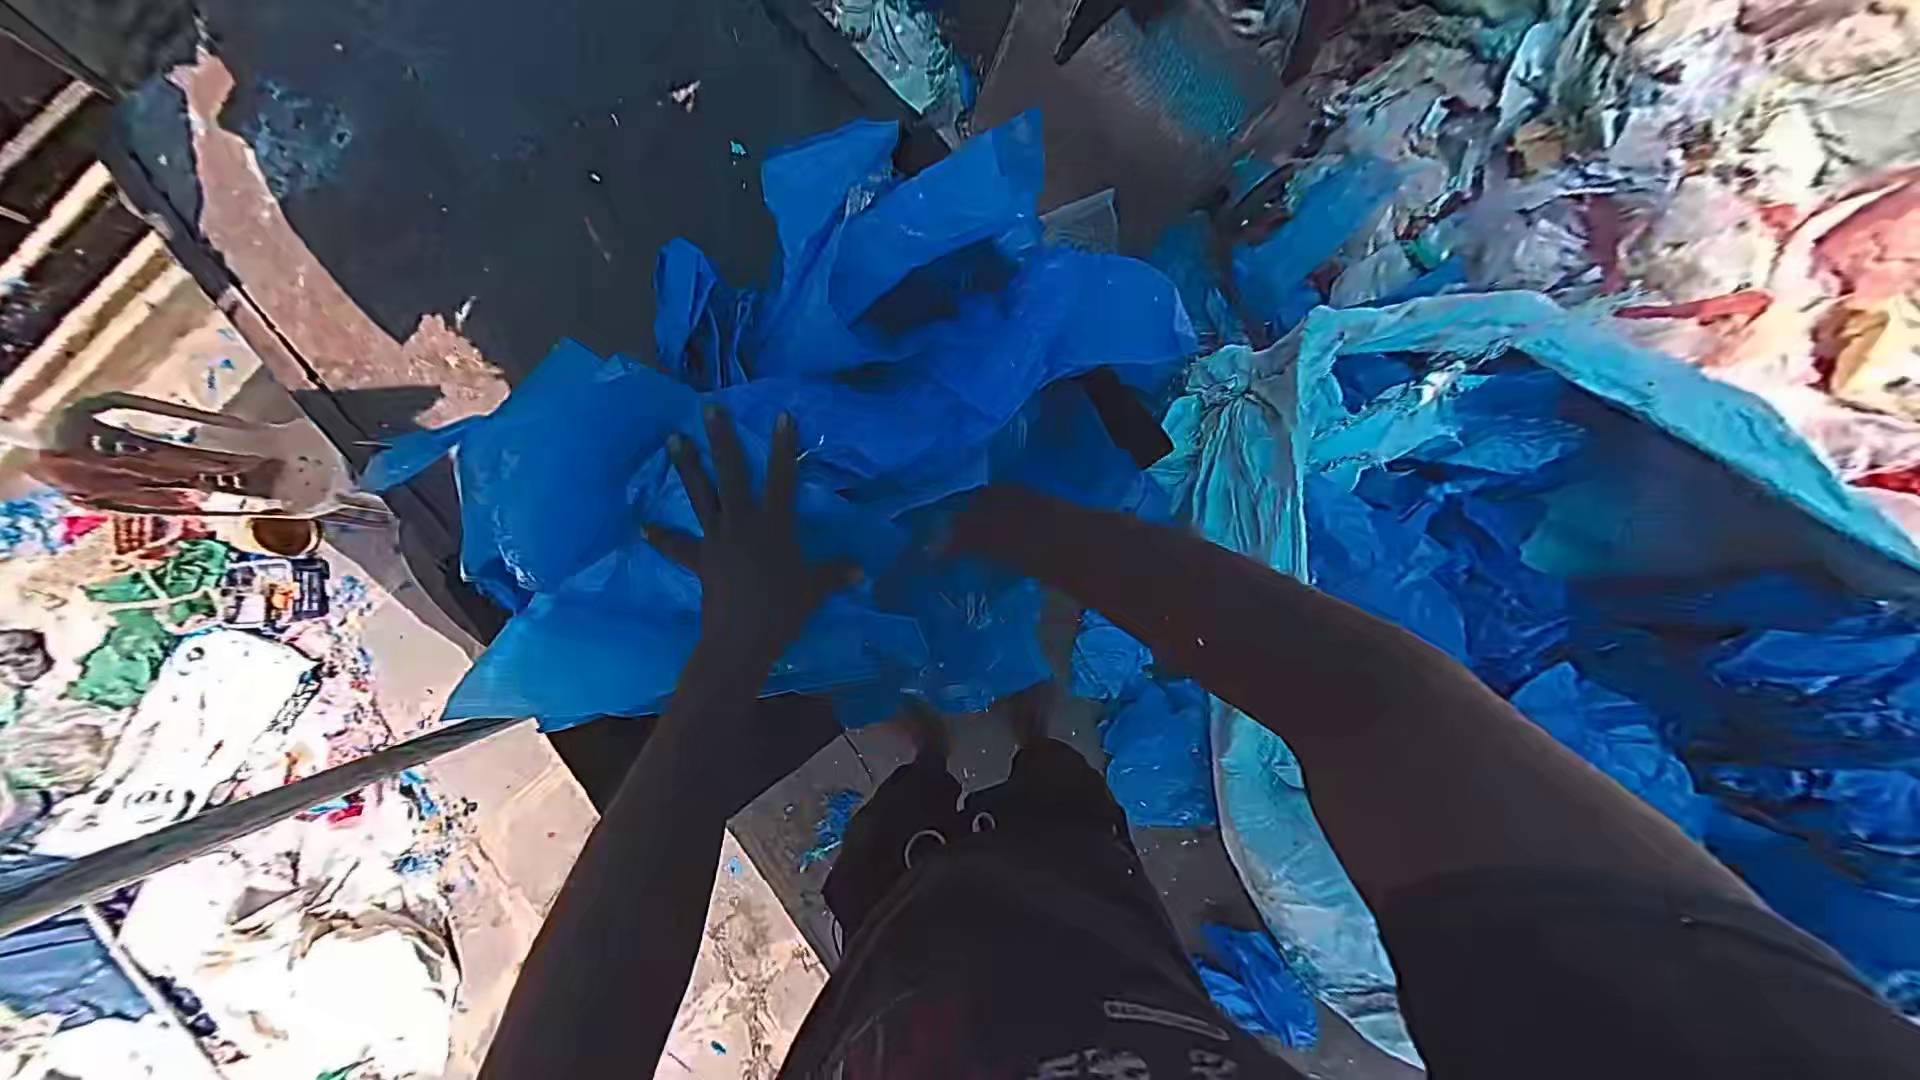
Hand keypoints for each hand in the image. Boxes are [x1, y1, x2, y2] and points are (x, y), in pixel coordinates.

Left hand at [647, 405, 857, 674]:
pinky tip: (645, 525)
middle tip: (709, 408)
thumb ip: (835, 573)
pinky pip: (678, 545)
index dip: (784, 447)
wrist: (740, 642)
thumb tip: (860, 569)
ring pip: (701, 496)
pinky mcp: (700, 561)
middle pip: (732, 475)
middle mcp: (742, 524)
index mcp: (774, 526)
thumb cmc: (782, 612)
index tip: (781, 416)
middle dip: (722, 440)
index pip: (783, 479)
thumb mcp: (815, 590)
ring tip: (673, 438)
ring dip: (687, 466)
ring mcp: (716, 540)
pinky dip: (663, 536)